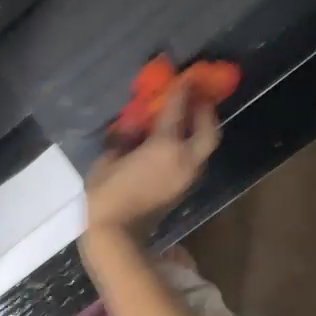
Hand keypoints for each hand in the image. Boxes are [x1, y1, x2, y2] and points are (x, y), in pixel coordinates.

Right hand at [85, 90, 220, 239]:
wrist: (118, 239)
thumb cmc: (106, 198)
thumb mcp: (107, 162)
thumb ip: (122, 140)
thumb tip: (130, 129)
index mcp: (164, 146)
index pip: (177, 109)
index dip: (180, 90)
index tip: (183, 77)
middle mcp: (184, 159)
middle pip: (209, 129)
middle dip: (206, 111)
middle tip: (197, 99)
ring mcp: (187, 177)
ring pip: (204, 148)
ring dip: (199, 131)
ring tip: (186, 122)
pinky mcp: (182, 192)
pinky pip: (193, 162)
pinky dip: (189, 148)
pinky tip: (173, 145)